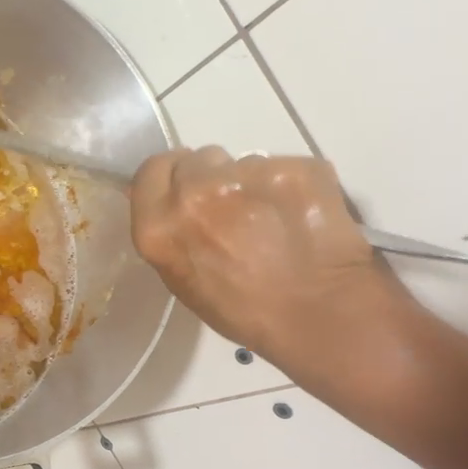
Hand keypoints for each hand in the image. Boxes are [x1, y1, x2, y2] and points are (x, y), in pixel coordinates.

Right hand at [130, 147, 395, 364]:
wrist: (316, 309)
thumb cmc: (237, 308)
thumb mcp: (178, 277)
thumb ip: (169, 232)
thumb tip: (171, 206)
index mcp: (160, 226)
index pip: (151, 169)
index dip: (166, 177)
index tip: (178, 191)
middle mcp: (198, 193)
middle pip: (195, 158)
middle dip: (206, 176)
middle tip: (226, 208)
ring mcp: (251, 174)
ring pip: (241, 162)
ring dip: (247, 183)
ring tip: (265, 218)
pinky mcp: (298, 167)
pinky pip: (280, 166)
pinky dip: (284, 186)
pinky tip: (294, 215)